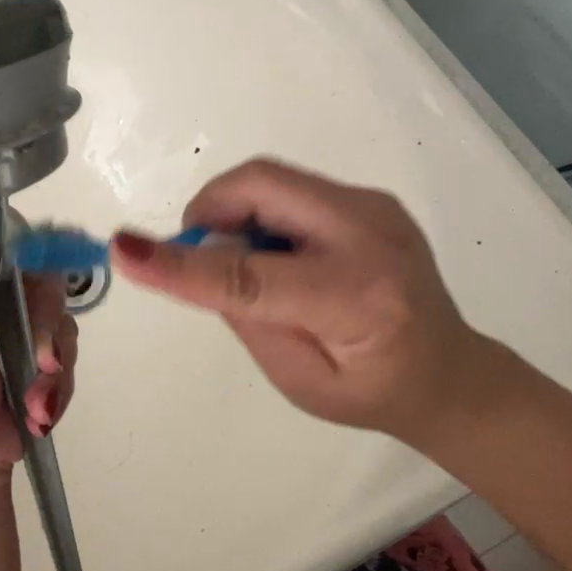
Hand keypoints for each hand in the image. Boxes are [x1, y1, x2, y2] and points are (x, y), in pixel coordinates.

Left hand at [0, 214, 77, 484]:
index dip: (23, 247)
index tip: (32, 276)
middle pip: (42, 273)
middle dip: (46, 320)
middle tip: (38, 356)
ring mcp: (19, 328)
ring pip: (61, 313)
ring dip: (53, 360)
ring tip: (34, 396)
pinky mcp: (41, 360)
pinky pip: (69, 349)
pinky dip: (58, 383)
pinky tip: (39, 409)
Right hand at [110, 157, 490, 440]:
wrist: (447, 370)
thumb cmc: (369, 391)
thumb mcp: (299, 380)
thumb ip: (247, 316)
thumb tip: (196, 259)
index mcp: (358, 300)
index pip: (250, 276)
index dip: (183, 263)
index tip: (124, 250)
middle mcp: (371, 235)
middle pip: (263, 186)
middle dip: (209, 209)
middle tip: (193, 251)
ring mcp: (373, 206)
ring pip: (271, 179)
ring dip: (233, 211)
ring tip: (240, 261)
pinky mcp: (366, 197)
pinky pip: (288, 188)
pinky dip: (258, 213)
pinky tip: (272, 254)